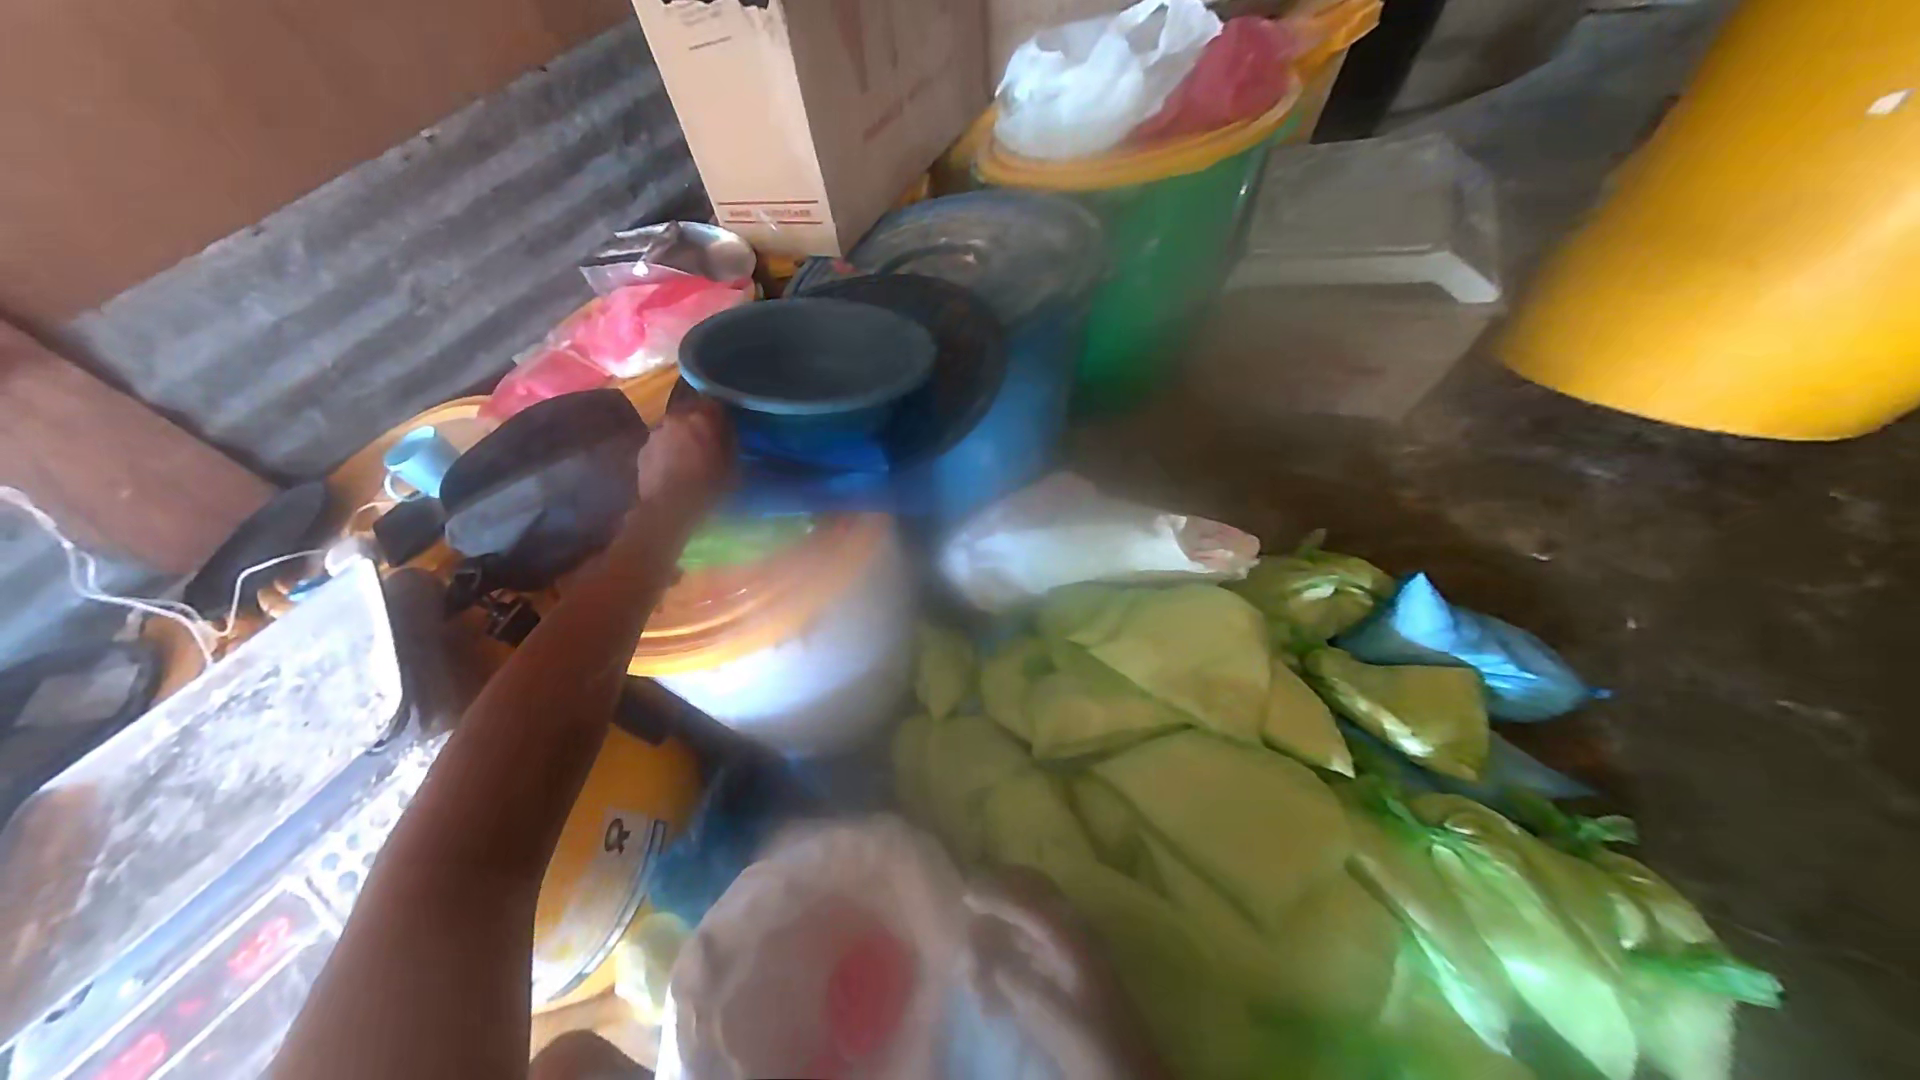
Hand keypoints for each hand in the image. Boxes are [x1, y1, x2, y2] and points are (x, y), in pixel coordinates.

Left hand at [635, 399, 732, 531]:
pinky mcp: (643, 449)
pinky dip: (668, 450)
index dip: (721, 416)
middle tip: (708, 441)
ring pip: (674, 427)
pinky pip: (661, 443)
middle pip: (691, 412)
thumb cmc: (707, 486)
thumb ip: (729, 440)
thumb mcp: (731, 465)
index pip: (715, 404)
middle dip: (699, 423)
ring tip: (689, 456)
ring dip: (682, 436)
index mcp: (701, 418)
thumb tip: (727, 429)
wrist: (669, 507)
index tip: (726, 428)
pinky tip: (673, 467)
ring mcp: (656, 432)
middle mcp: (676, 418)